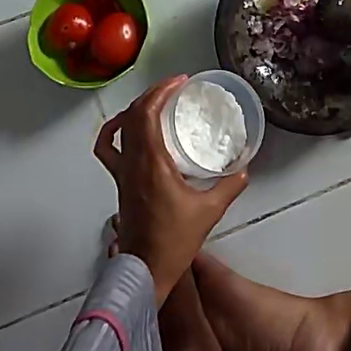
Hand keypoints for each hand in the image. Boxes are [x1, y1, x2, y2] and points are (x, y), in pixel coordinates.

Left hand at [94, 76, 248, 304]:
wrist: (147, 267)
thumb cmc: (175, 241)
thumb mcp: (210, 210)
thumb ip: (229, 186)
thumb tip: (243, 168)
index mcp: (152, 162)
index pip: (146, 113)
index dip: (160, 91)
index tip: (179, 82)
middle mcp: (132, 161)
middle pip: (133, 114)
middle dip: (152, 94)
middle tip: (174, 88)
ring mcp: (122, 171)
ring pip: (120, 127)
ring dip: (136, 108)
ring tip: (155, 102)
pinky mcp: (119, 181)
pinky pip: (108, 149)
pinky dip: (113, 132)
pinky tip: (126, 127)